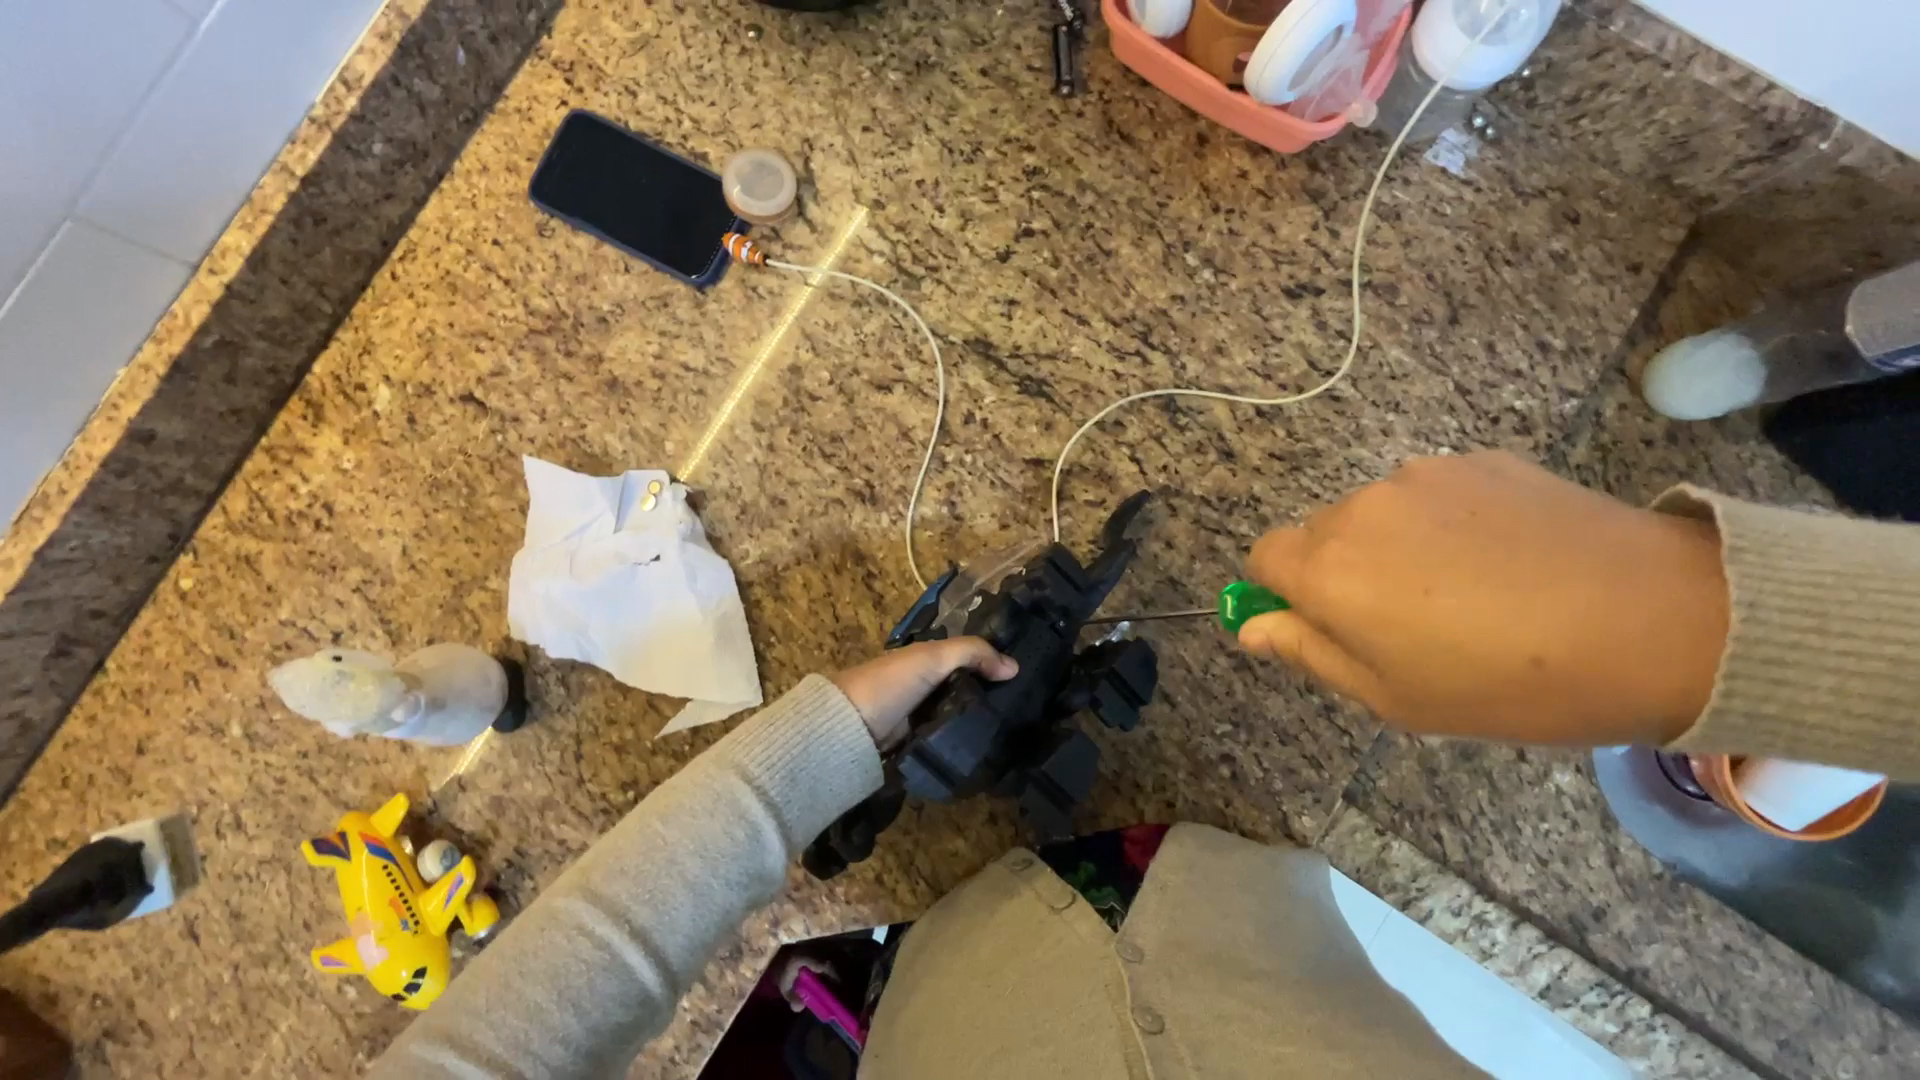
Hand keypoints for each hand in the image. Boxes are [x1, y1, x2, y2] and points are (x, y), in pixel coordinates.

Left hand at [831, 637, 1018, 750]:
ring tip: (1015, 733)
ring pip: (958, 717)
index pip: (967, 660)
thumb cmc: (892, 682)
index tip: (1024, 678)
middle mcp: (925, 687)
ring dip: (979, 723)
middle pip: (965, 690)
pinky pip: (947, 740)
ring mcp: (921, 717)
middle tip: (1026, 711)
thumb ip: (972, 653)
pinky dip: (963, 742)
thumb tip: (1014, 667)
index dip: (992, 664)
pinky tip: (988, 748)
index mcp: (925, 661)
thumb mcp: (933, 658)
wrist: (851, 727)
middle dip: (989, 698)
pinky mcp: (918, 744)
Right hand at [1238, 452, 1727, 746]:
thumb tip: (1251, 627)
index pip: (1263, 558)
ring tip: (1468, 588)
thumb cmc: (1508, 683)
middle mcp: (1359, 509)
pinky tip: (1506, 557)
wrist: (1658, 622)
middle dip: (1343, 570)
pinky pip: (1433, 493)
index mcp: (1326, 569)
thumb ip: (1308, 653)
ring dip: (1395, 543)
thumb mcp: (1393, 697)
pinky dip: (1447, 521)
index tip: (1327, 623)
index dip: (1283, 591)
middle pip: (1319, 533)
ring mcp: (1421, 477)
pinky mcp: (1479, 460)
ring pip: (1377, 512)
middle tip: (1408, 620)